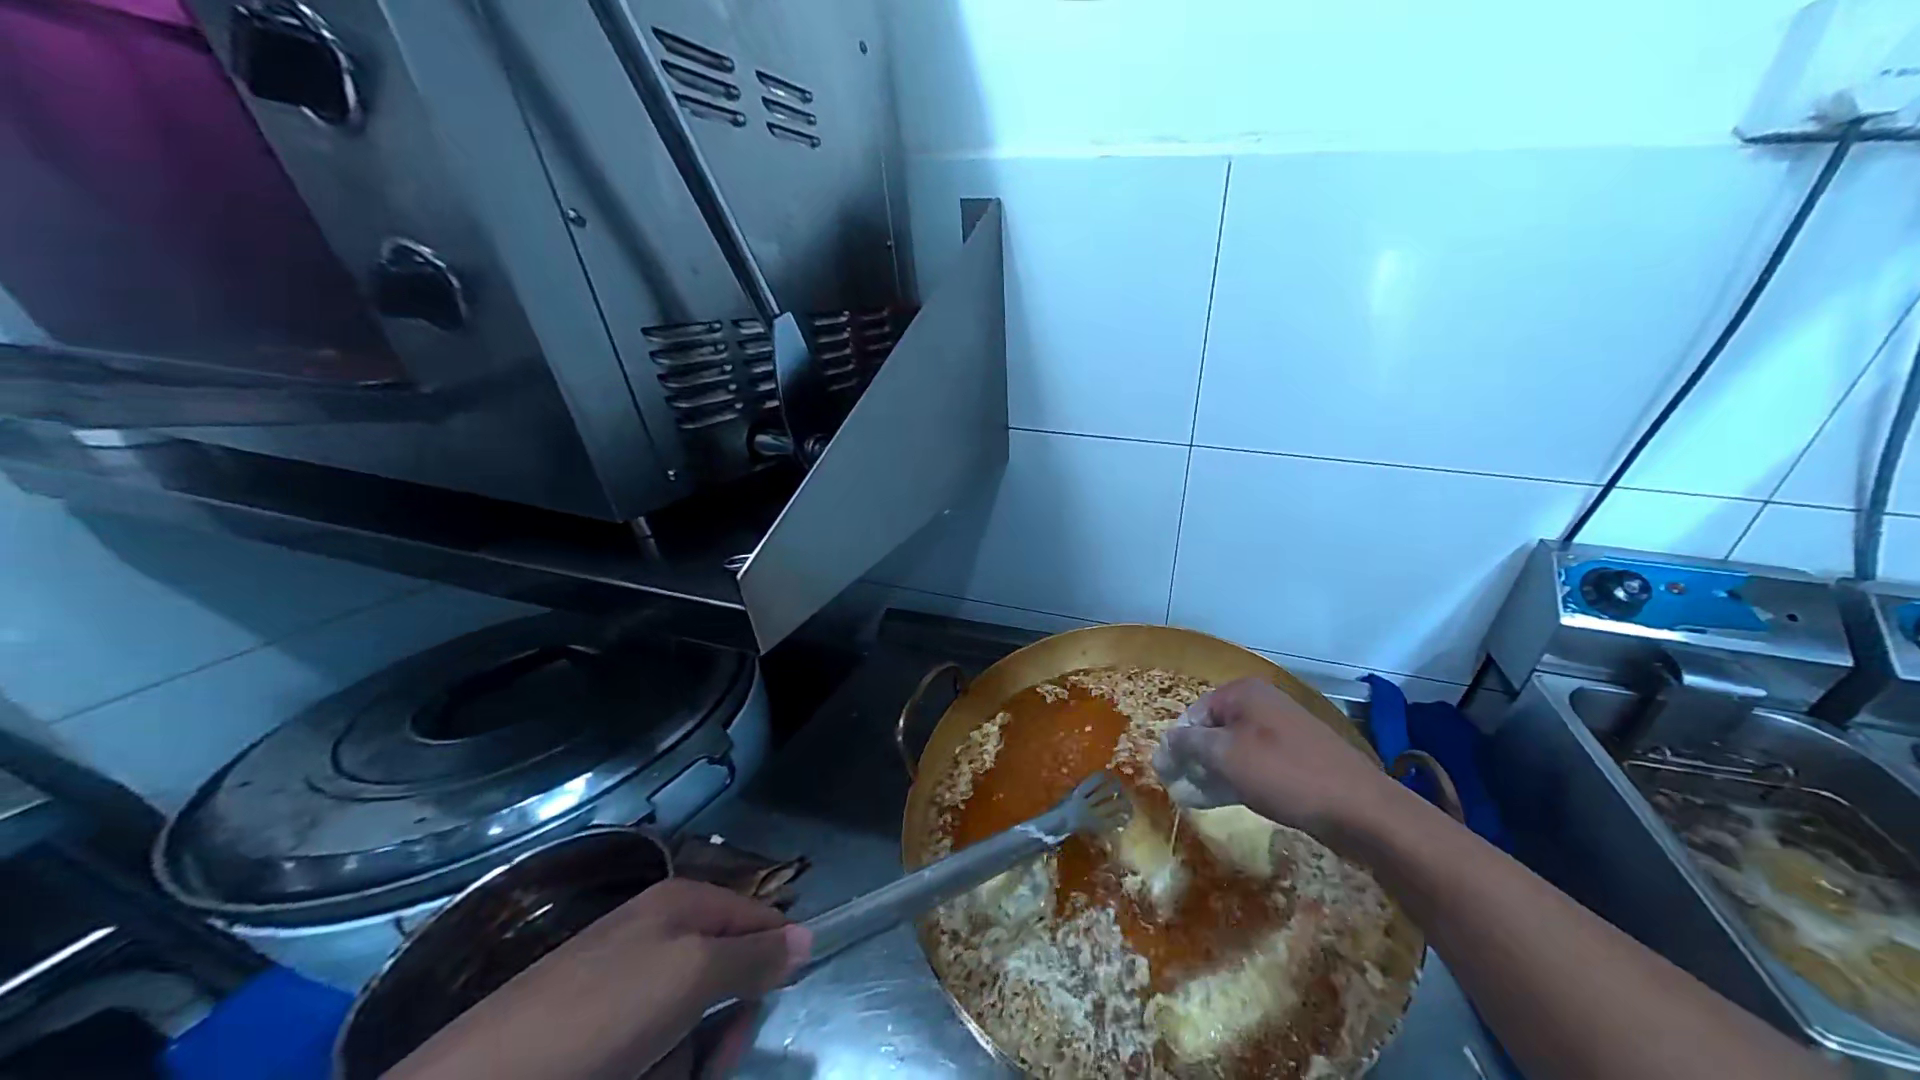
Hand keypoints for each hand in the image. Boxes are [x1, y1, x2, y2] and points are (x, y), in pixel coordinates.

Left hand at [389, 878, 810, 1079]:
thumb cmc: (600, 1016)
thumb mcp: (692, 975)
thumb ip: (754, 954)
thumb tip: (808, 936)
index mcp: (681, 903)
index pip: (758, 919)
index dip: (773, 961)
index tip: (766, 1007)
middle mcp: (657, 934)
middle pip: (728, 975)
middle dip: (727, 1025)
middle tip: (709, 1060)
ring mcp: (625, 984)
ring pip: (693, 1021)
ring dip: (688, 1059)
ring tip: (654, 1076)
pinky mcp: (600, 1031)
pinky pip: (655, 1047)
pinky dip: (657, 1070)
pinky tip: (635, 1079)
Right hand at [1153, 677, 1400, 840]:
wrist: (1360, 808)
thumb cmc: (1284, 774)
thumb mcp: (1225, 757)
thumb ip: (1188, 745)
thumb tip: (1164, 742)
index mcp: (1243, 694)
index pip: (1192, 714)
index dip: (1176, 744)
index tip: (1166, 774)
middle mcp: (1262, 705)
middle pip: (1212, 730)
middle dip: (1193, 759)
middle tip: (1179, 789)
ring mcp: (1282, 731)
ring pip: (1233, 749)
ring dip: (1212, 772)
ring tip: (1197, 799)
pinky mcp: (1297, 757)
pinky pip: (1255, 763)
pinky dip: (1237, 778)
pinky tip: (1224, 800)